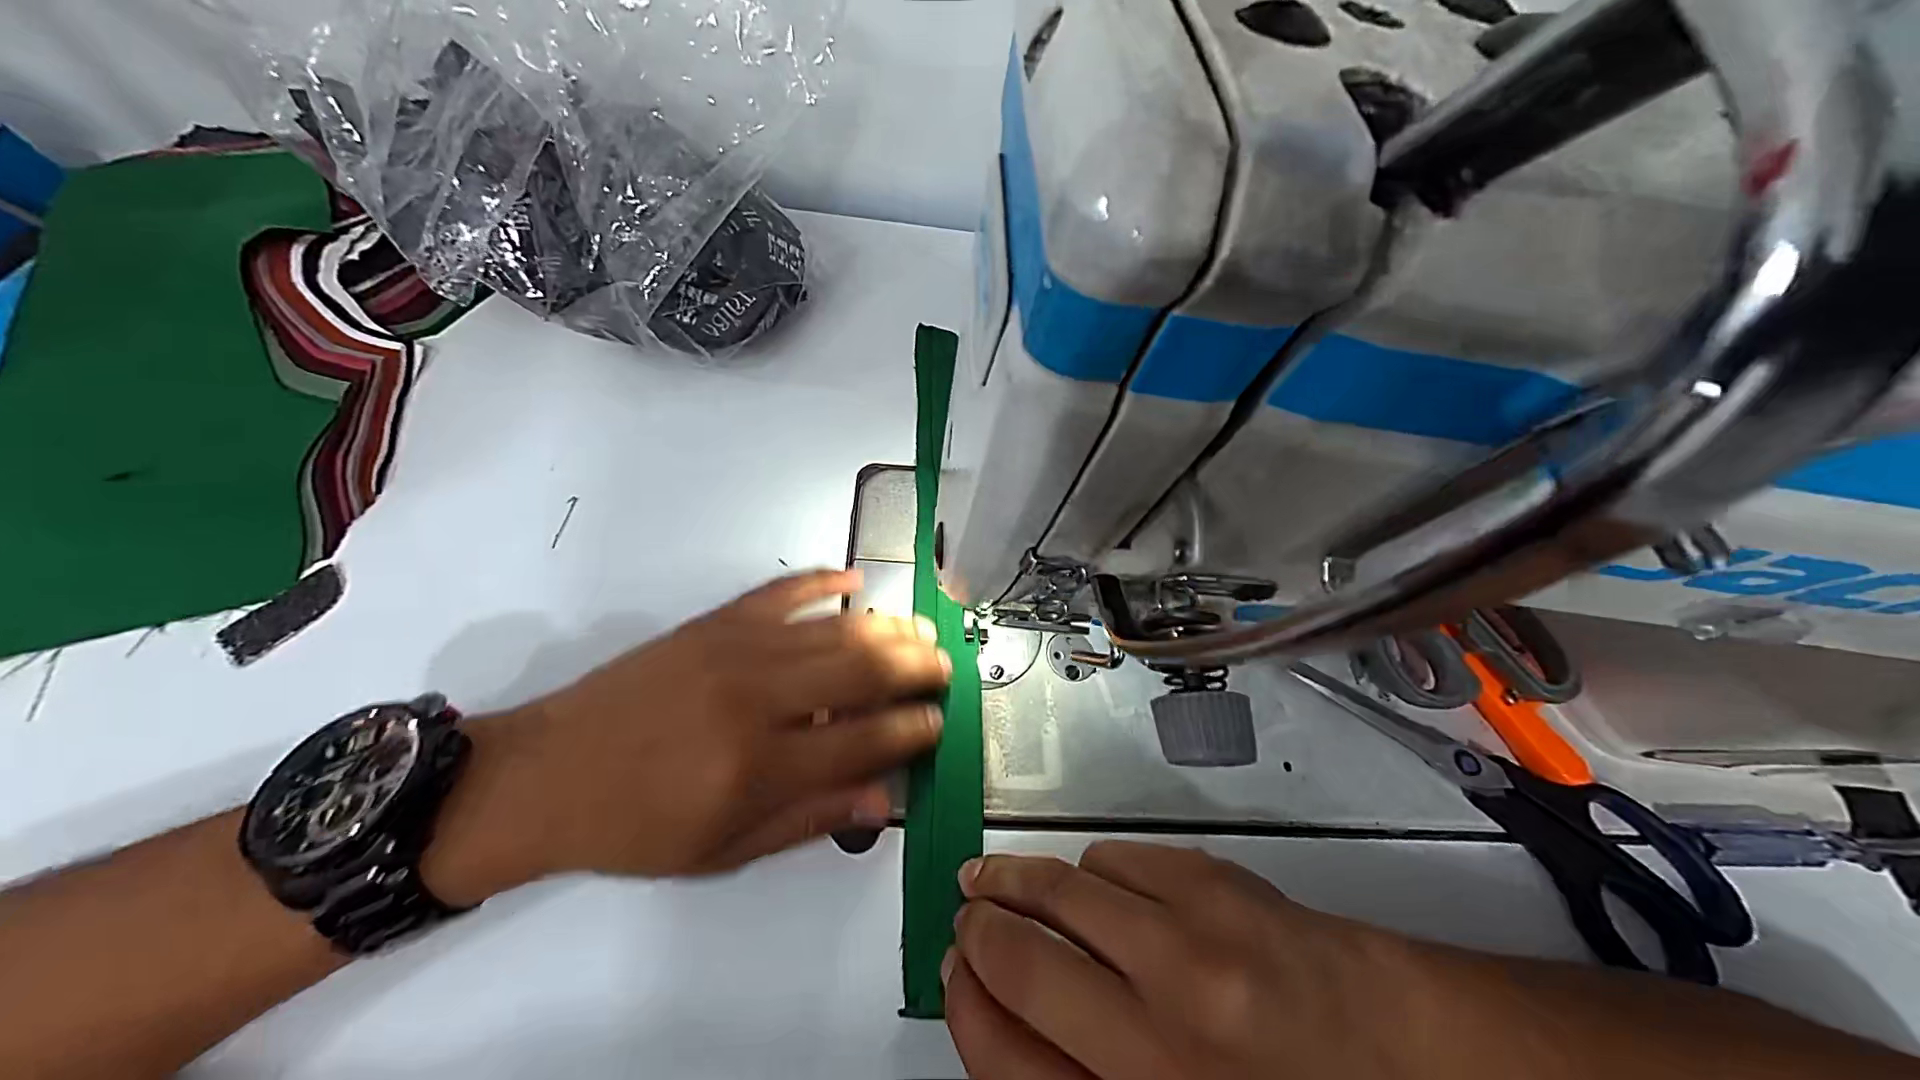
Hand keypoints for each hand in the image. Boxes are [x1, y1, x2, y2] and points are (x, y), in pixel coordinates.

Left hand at [425, 569, 950, 899]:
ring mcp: (735, 649)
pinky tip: (853, 582)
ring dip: (889, 627)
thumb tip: (882, 799)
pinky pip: (782, 591)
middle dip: (918, 667)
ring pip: (836, 628)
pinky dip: (822, 582)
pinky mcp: (712, 622)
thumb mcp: (723, 850)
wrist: (543, 776)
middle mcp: (758, 698)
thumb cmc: (636, 828)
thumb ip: (809, 819)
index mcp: (761, 765)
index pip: (867, 740)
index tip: (937, 724)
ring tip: (920, 631)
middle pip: (865, 670)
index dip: (914, 730)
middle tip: (944, 668)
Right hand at [944, 841, 1447, 1079]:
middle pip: (1020, 955)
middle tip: (968, 913)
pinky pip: (1117, 859)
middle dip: (978, 926)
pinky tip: (1096, 887)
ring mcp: (1193, 947)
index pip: (1006, 1050)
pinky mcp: (1220, 886)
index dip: (965, 1003)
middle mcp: (1164, 1032)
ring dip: (1022, 884)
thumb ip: (1082, 1076)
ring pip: (1061, 889)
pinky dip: (1092, 871)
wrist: (1422, 1062)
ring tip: (1005, 883)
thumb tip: (1003, 1010)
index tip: (956, 971)